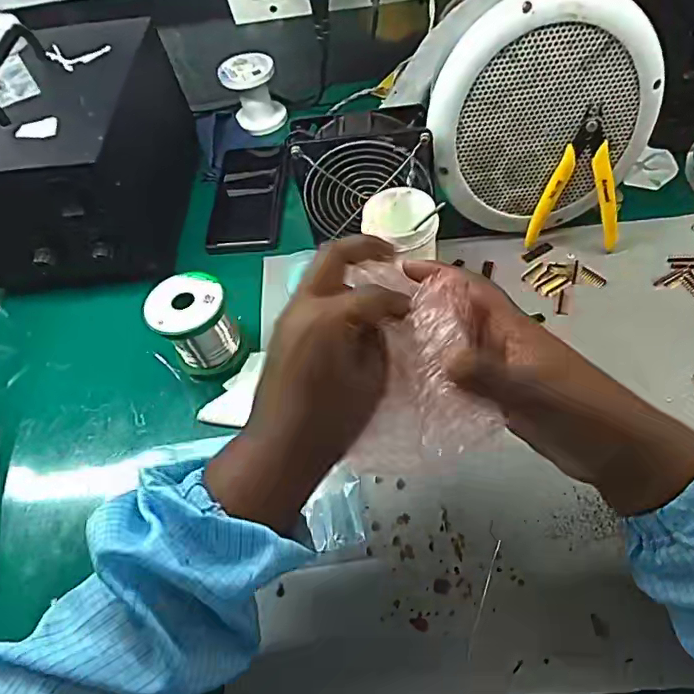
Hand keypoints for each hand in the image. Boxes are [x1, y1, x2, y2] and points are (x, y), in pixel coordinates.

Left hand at [208, 236, 409, 528]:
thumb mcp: (371, 380)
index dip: (398, 301)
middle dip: (364, 247)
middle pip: (333, 255)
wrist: (281, 446)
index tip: (412, 311)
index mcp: (330, 317)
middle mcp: (304, 306)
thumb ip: (378, 341)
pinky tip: (353, 309)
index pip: (374, 295)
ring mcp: (289, 316)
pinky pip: (312, 296)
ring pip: (318, 274)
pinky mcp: (283, 330)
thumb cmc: (332, 421)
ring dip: (346, 270)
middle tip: (390, 253)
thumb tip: (380, 322)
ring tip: (374, 281)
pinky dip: (334, 292)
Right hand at [403, 261, 693, 514]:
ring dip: (431, 347)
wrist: (615, 450)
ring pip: (461, 352)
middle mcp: (506, 346)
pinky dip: (444, 383)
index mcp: (515, 331)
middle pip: (461, 318)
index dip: (440, 275)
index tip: (404, 268)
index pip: (473, 291)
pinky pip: (467, 385)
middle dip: (426, 309)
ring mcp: (506, 374)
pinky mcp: (506, 401)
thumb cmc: (581, 410)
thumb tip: (441, 358)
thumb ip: (489, 373)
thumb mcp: (534, 389)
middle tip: (383, 313)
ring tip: (390, 347)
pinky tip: (420, 392)